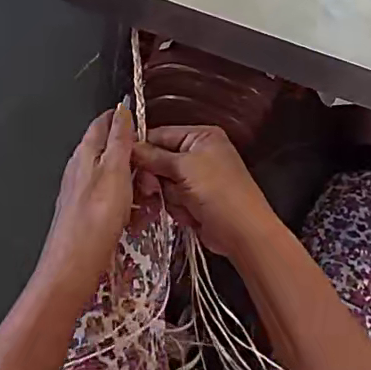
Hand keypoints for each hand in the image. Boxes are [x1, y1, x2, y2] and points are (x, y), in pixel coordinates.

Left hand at [35, 106, 136, 296]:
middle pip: (113, 151)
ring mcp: (83, 189)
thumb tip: (122, 109)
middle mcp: (81, 166)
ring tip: (147, 205)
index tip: (147, 131)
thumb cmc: (95, 217)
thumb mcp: (114, 170)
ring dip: (135, 187)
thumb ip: (119, 139)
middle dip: (137, 162)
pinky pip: (113, 199)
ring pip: (116, 178)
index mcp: (86, 151)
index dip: (125, 121)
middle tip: (151, 180)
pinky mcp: (88, 211)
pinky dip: (127, 206)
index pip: (104, 122)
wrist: (74, 263)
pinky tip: (135, 221)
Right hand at [132, 125, 281, 258]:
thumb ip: (153, 156)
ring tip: (180, 203)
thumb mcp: (184, 167)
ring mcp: (197, 178)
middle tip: (153, 188)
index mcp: (201, 136)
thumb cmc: (220, 192)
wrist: (245, 235)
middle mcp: (199, 154)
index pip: (160, 134)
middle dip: (155, 176)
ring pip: (162, 182)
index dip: (142, 148)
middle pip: (158, 160)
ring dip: (167, 194)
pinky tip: (187, 213)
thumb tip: (128, 146)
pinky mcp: (195, 200)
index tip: (125, 160)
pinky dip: (175, 206)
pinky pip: (171, 198)